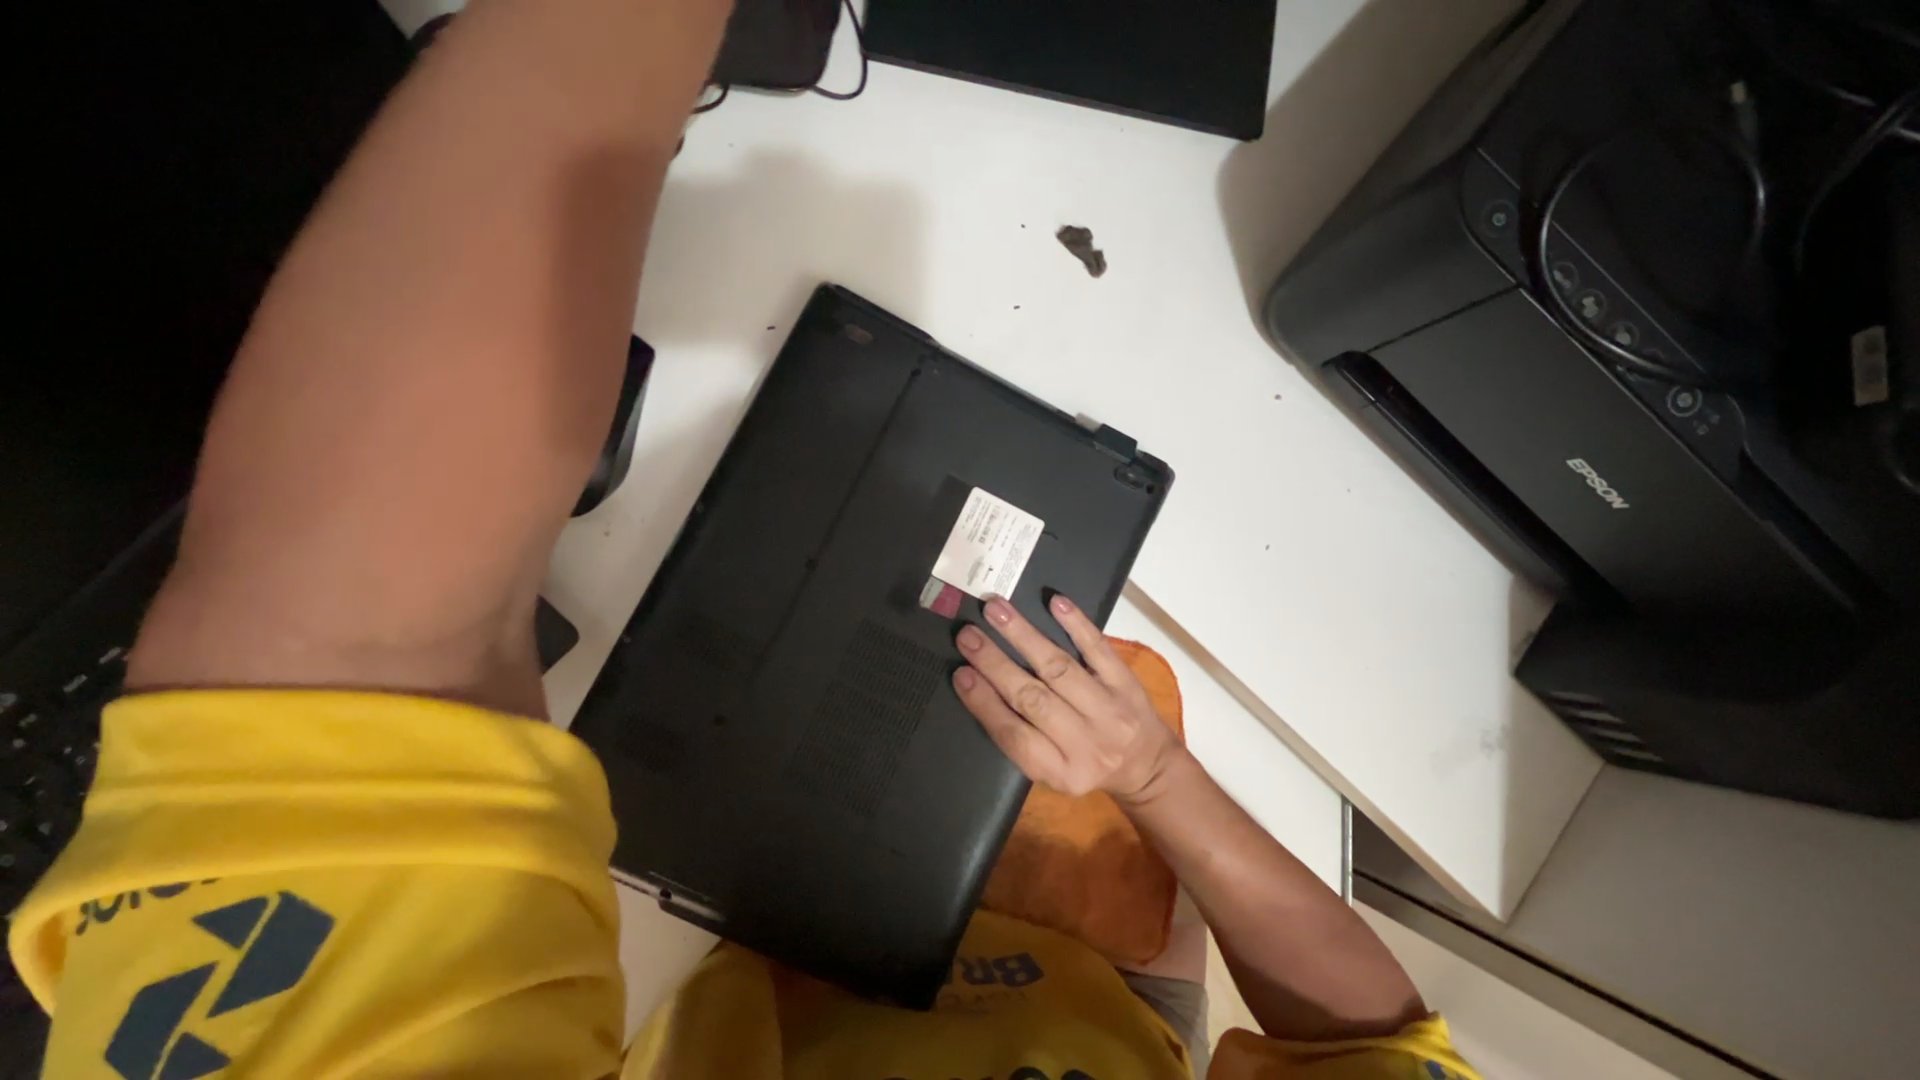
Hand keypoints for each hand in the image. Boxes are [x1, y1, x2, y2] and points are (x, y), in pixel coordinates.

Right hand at [952, 594, 1181, 803]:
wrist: (1148, 765)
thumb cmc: (1087, 764)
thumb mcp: (1053, 770)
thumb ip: (1018, 736)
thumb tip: (977, 684)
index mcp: (1060, 771)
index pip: (1014, 736)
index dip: (985, 704)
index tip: (960, 673)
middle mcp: (1086, 743)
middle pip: (1033, 699)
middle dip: (996, 664)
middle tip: (967, 635)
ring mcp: (1109, 710)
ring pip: (1060, 668)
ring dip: (1024, 636)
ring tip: (996, 610)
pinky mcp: (1126, 683)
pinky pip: (1099, 649)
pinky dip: (1077, 624)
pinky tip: (1055, 603)